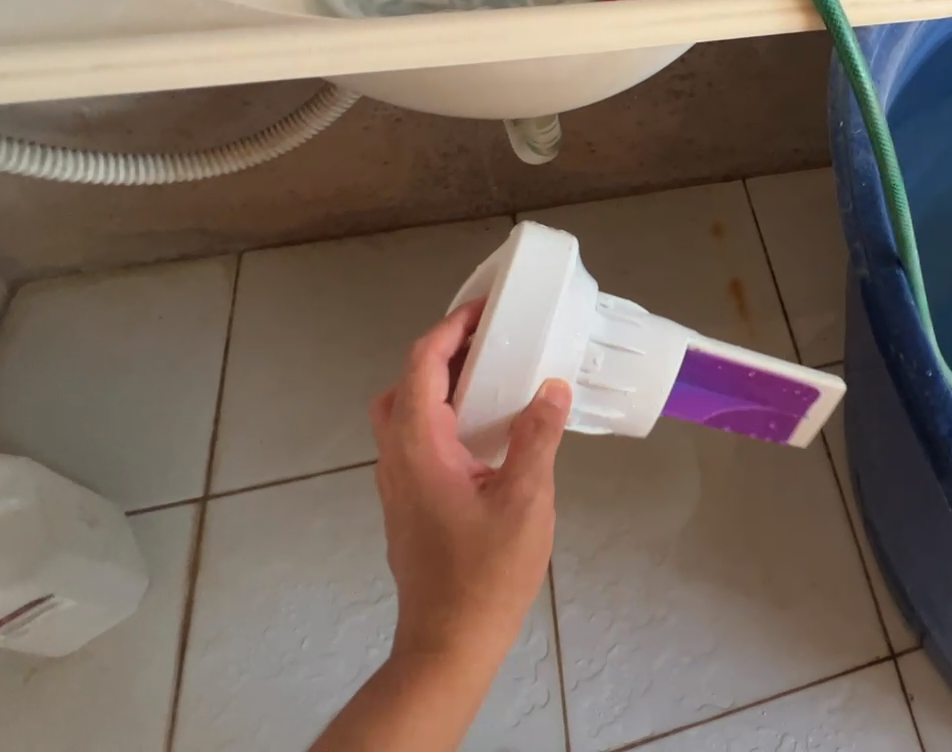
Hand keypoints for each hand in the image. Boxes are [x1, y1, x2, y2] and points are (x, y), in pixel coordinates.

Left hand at [370, 301, 571, 662]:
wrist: (450, 641)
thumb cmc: (486, 571)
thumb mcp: (525, 500)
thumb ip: (537, 438)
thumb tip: (552, 386)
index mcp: (420, 449)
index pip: (421, 368)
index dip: (448, 330)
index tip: (485, 310)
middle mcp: (399, 459)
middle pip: (404, 386)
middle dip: (441, 353)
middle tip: (489, 341)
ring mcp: (401, 483)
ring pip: (407, 414)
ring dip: (441, 384)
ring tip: (493, 374)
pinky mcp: (412, 501)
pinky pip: (420, 438)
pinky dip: (445, 414)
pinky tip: (488, 427)